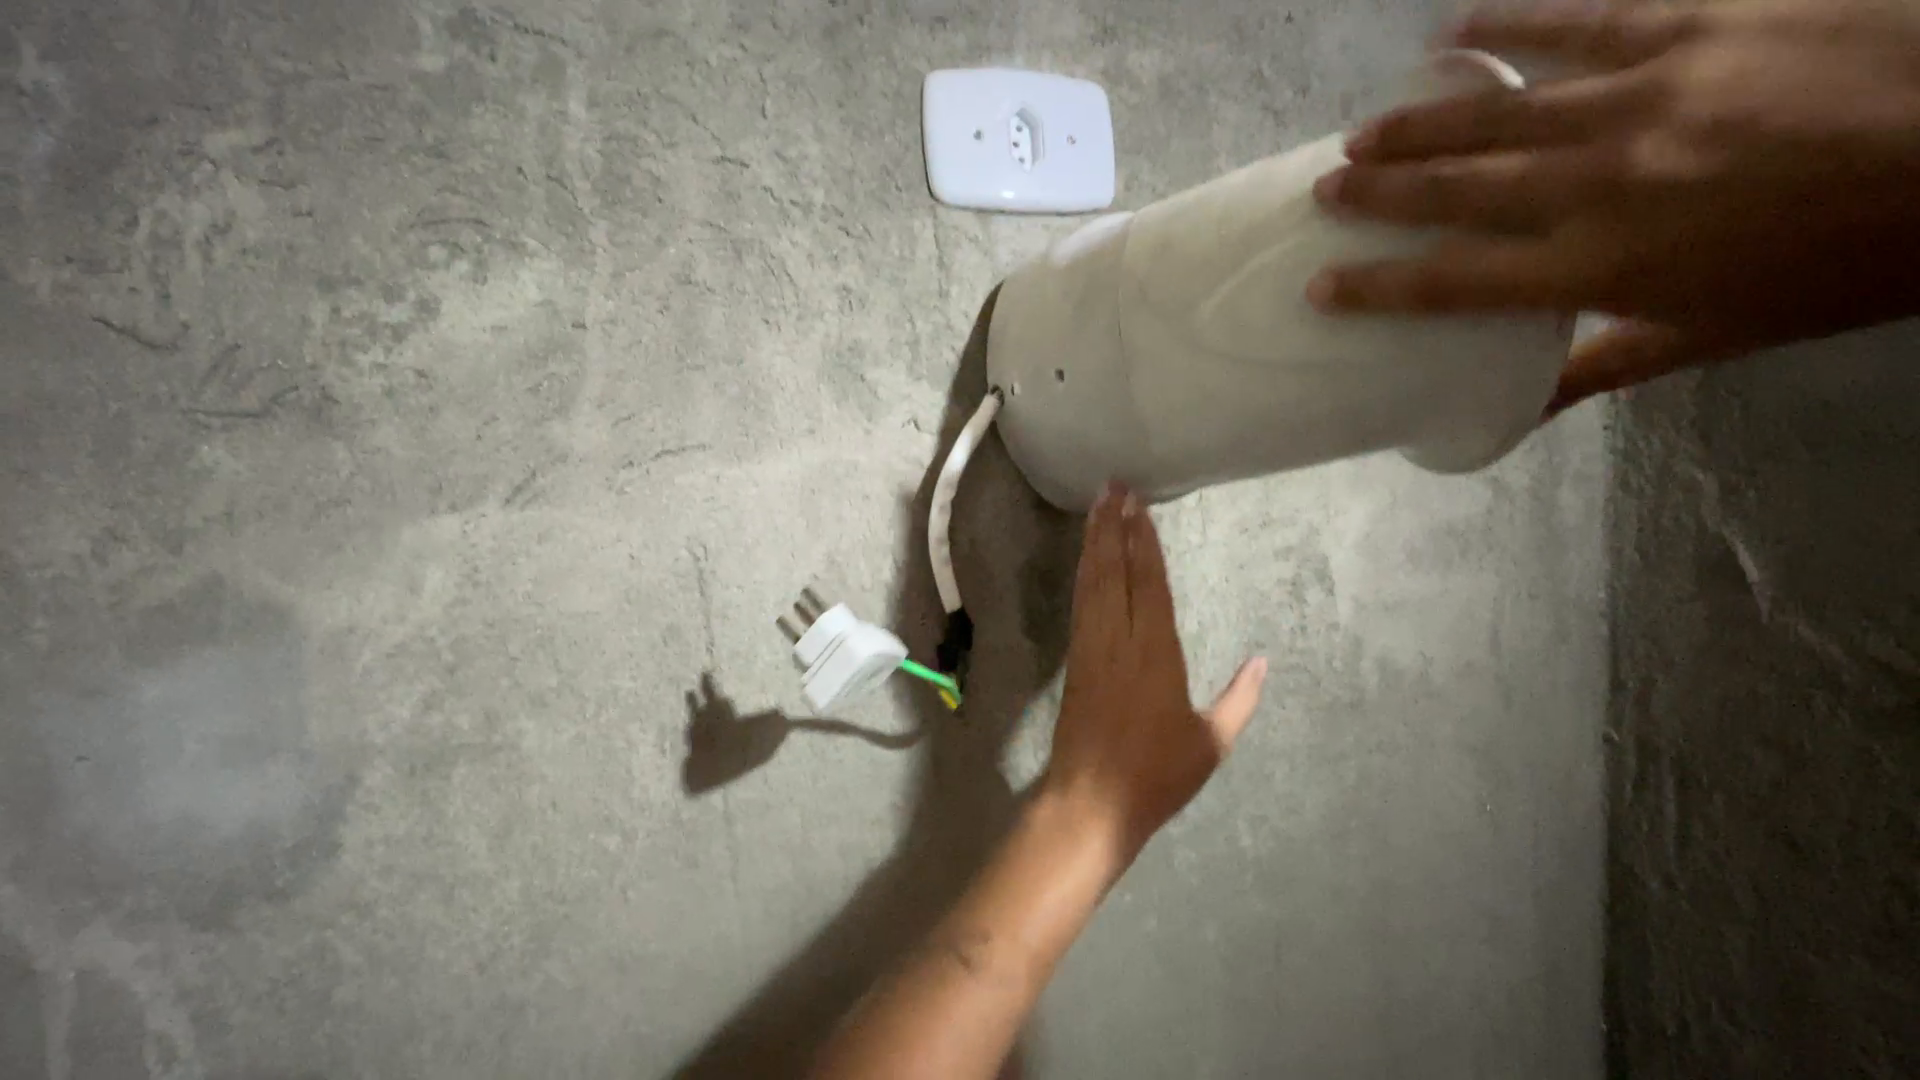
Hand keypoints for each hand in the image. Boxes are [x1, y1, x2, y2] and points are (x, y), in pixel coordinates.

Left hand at [1040, 486, 1266, 854]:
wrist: (1092, 802)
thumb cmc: (1156, 775)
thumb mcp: (1211, 743)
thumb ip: (1239, 699)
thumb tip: (1263, 661)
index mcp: (1156, 654)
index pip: (1149, 584)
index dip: (1143, 542)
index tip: (1137, 507)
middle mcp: (1120, 641)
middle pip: (1114, 572)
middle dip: (1112, 527)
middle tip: (1112, 487)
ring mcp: (1091, 649)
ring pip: (1091, 584)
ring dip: (1093, 544)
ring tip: (1095, 508)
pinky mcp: (1074, 662)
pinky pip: (1079, 607)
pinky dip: (1083, 576)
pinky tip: (1084, 560)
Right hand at [1309, 0, 1919, 411]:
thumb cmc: (1843, 263)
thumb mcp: (1714, 335)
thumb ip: (1601, 365)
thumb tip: (1518, 408)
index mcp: (1597, 268)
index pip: (1450, 284)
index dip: (1374, 288)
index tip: (1319, 287)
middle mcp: (1597, 185)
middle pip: (1453, 191)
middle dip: (1376, 195)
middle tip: (1323, 191)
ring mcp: (1641, 97)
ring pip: (1493, 114)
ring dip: (1416, 126)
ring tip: (1360, 135)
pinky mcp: (1695, 25)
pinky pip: (1578, 21)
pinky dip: (1508, 26)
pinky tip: (1451, 31)